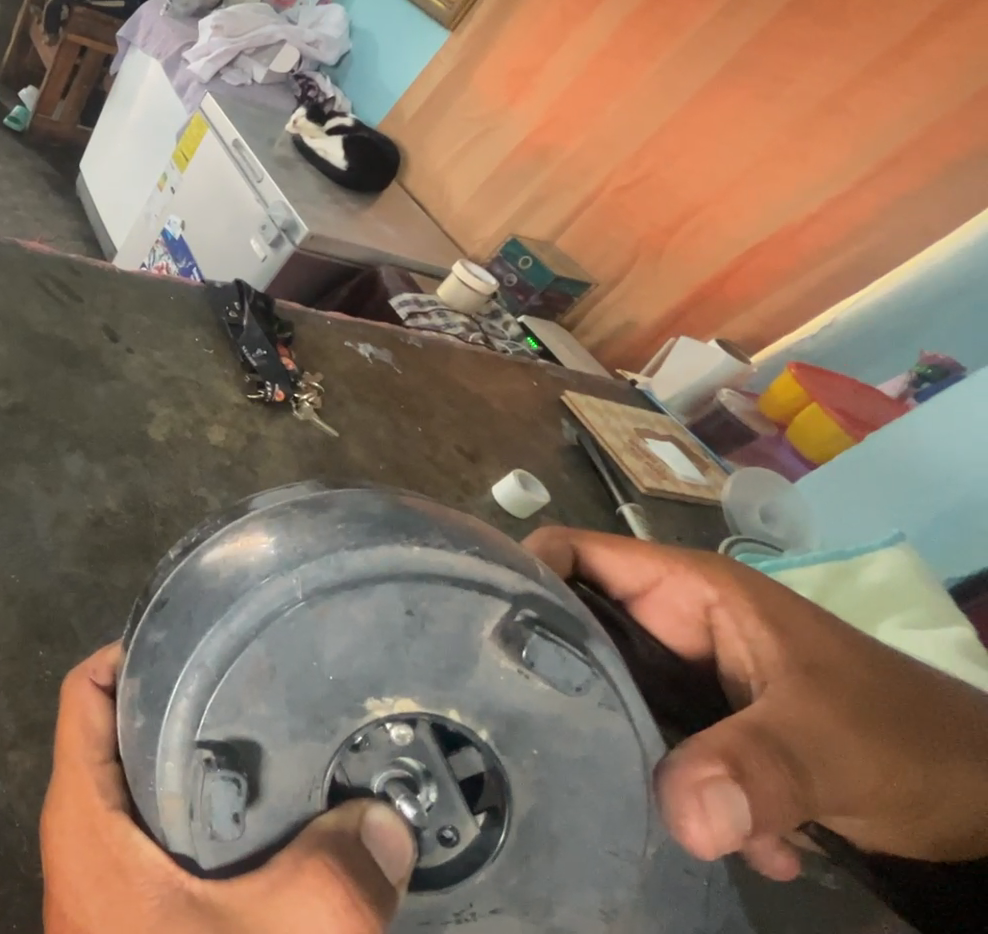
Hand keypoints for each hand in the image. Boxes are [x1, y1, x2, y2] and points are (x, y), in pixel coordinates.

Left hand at [41, 643, 416, 933]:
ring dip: (206, 768)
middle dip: (186, 703)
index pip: (85, 692)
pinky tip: (277, 829)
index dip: (129, 650)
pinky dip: (214, 823)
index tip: (199, 632)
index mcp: (83, 814)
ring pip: (150, 790)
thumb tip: (384, 823)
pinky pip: (171, 841)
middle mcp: (85, 833)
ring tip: (280, 741)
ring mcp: (109, 878)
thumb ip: (334, 881)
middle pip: (121, 731)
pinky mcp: (138, 916)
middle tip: (262, 680)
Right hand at [524, 528, 987, 880]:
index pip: (566, 554)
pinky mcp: (693, 724)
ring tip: (622, 795)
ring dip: (610, 745)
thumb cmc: (913, 738)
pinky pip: (637, 736)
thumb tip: (678, 817)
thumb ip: (755, 770)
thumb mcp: (832, 744)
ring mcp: (679, 674)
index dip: (515, 576)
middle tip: (513, 724)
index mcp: (683, 590)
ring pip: (598, 688)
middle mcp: (667, 622)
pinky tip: (708, 833)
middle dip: (548, 676)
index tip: (474, 634)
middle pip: (567, 625)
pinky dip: (662, 782)